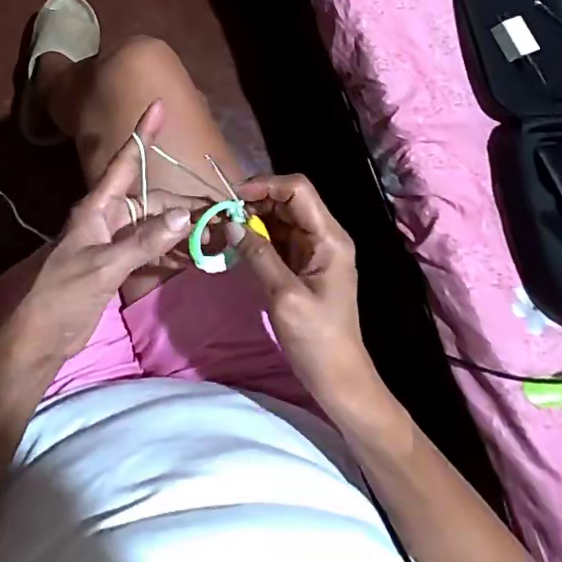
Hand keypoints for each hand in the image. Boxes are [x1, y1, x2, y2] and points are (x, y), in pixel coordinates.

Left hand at [11, 102, 198, 357]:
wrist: (40, 337)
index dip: (142, 134)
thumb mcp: (103, 266)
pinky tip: (193, 256)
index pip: (123, 162)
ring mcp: (113, 241)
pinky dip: (170, 251)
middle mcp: (107, 218)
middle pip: (152, 202)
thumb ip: (143, 242)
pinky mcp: (117, 264)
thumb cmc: (62, 294)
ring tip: (215, 236)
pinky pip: (150, 249)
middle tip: (219, 216)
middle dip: (183, 206)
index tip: (158, 105)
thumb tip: (183, 217)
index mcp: (96, 208)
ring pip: (154, 226)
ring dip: (180, 231)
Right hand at [234, 174, 378, 406]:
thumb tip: (231, 222)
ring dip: (254, 218)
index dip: (266, 185)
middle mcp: (324, 236)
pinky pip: (278, 238)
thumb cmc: (316, 337)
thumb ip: (258, 255)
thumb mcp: (284, 295)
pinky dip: (257, 236)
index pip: (298, 190)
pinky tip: (237, 243)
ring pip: (281, 217)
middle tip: (223, 214)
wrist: (337, 376)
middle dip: (256, 200)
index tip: (234, 197)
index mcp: (329, 237)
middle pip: (289, 200)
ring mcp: (313, 250)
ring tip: (226, 226)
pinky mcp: (302, 264)